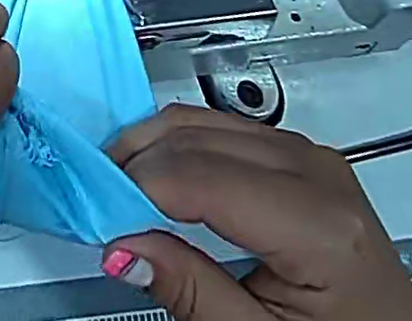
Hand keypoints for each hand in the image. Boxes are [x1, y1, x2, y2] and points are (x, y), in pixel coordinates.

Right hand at [102, 106, 411, 320]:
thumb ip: (191, 292)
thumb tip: (120, 248)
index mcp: (317, 221)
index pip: (200, 177)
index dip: (137, 187)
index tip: (94, 211)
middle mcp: (314, 167)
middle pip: (197, 136)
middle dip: (136, 159)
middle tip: (94, 197)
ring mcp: (307, 151)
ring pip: (203, 119)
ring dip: (152, 144)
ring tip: (116, 184)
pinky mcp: (297, 150)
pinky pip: (222, 126)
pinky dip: (179, 143)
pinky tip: (156, 171)